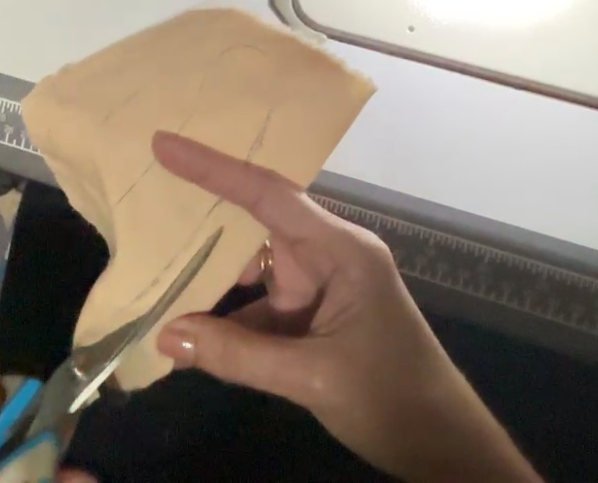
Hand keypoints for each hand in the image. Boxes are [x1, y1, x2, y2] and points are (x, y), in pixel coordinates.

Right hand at [150, 132, 541, 482]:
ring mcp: (318, 284)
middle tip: (148, 195)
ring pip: (250, 265)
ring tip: (153, 268)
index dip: (213, 167)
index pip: (268, 195)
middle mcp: (327, 254)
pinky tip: (186, 332)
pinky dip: (224, 318)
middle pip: (254, 221)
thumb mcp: (312, 378)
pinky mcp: (310, 315)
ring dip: (210, 276)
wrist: (449, 454)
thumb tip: (165, 337)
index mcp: (340, 250)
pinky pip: (256, 304)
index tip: (164, 145)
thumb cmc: (395, 400)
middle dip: (204, 214)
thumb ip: (238, 355)